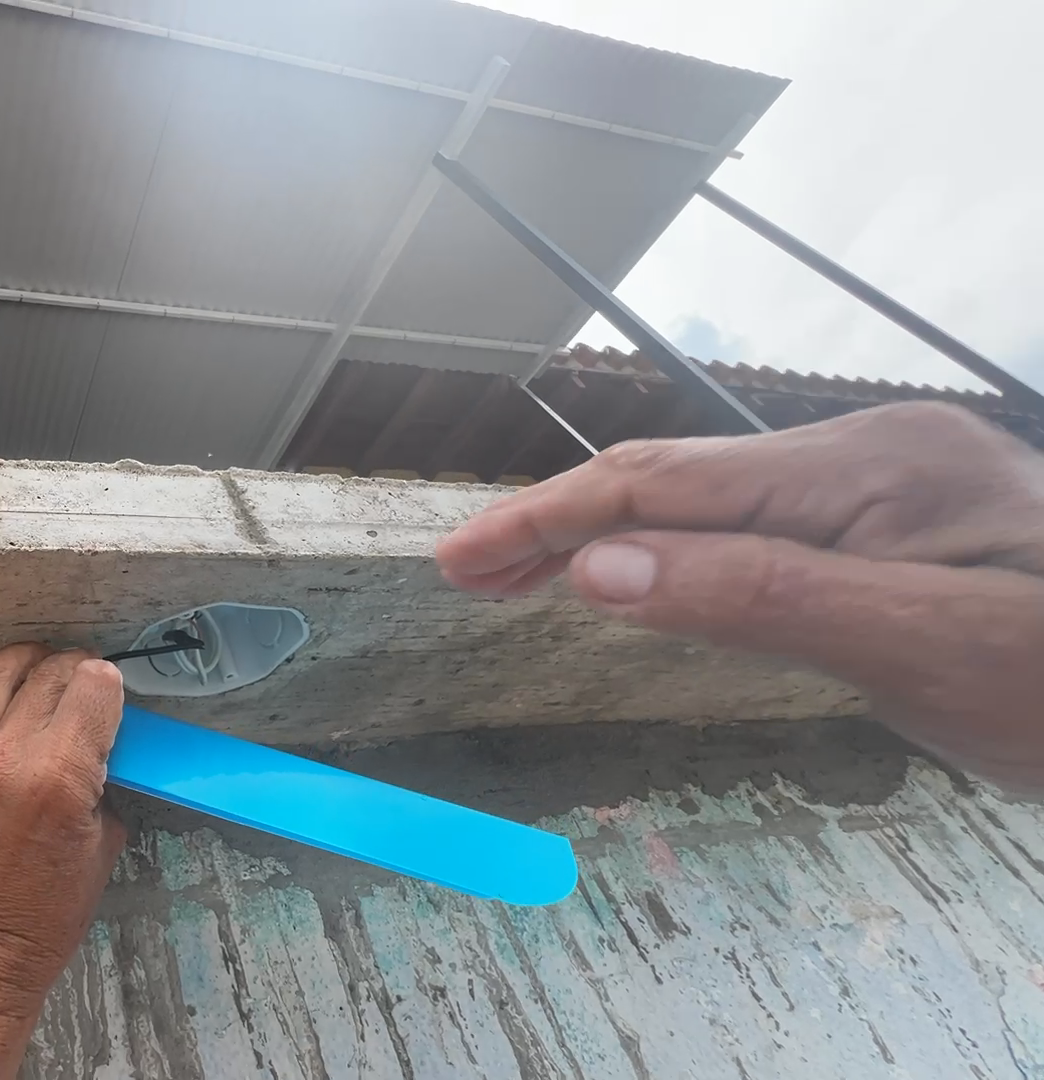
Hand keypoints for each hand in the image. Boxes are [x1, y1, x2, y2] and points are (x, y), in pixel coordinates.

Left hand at [0, 644, 126, 1079]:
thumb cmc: (46, 919)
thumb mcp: (102, 848)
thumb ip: (103, 780)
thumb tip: (102, 740)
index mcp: (58, 777)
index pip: (93, 686)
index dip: (110, 682)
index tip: (114, 692)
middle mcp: (7, 754)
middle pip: (50, 669)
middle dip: (78, 667)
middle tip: (89, 682)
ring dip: (33, 664)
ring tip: (47, 675)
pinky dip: (0, 702)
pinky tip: (13, 721)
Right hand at [436, 402, 1043, 788]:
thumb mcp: (931, 654)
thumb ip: (754, 595)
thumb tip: (595, 570)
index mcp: (861, 469)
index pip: (652, 482)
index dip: (541, 518)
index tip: (456, 558)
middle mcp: (849, 454)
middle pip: (652, 478)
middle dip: (544, 524)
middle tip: (460, 570)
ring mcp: (857, 483)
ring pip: (676, 500)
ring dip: (580, 536)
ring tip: (503, 574)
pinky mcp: (861, 522)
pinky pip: (717, 526)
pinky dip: (641, 549)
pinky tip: (605, 571)